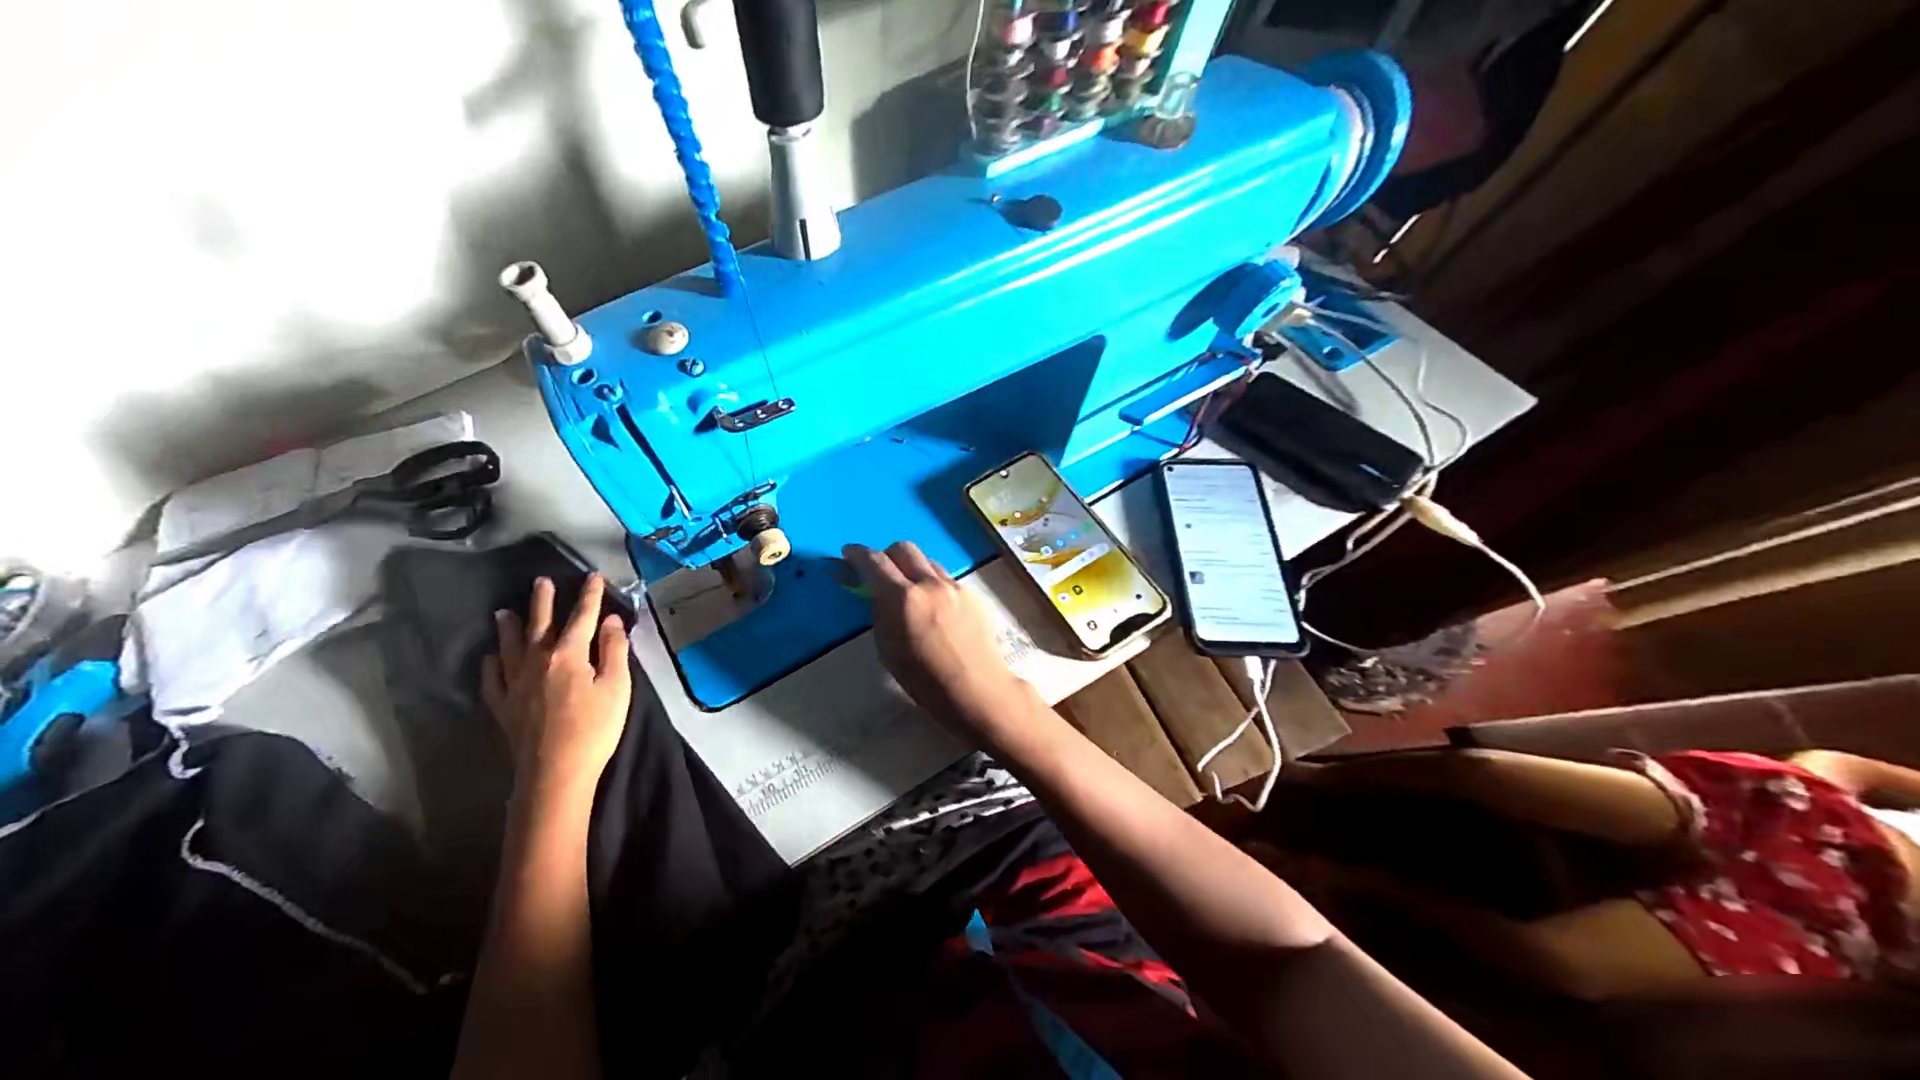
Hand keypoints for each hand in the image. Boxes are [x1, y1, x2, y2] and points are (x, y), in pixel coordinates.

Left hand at [482, 573, 631, 796]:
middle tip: (541, 581)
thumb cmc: (594, 728)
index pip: (582, 617)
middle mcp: (537, 661)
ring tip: (505, 611)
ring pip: (509, 647)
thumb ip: (613, 650)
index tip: (593, 576)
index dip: (590, 596)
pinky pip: (491, 679)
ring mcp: (515, 684)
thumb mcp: (617, 687)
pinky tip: (490, 658)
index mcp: (568, 654)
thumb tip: (611, 621)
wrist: (555, 772)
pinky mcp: (503, 706)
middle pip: (540, 624)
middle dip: (543, 600)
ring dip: (509, 626)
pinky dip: (490, 665)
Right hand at [844, 542, 1026, 735]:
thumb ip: (880, 612)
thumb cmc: (924, 679)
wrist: (975, 689)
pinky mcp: (972, 594)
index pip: (874, 562)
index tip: (848, 553)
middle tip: (879, 572)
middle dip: (886, 555)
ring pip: (927, 561)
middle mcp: (930, 584)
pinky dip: (932, 583)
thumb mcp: (887, 649)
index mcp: (903, 599)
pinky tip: (933, 607)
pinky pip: (945, 578)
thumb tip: (876, 592)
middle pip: (903, 548)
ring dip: (912, 568)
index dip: (857, 554)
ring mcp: (954, 586)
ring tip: (909, 591)